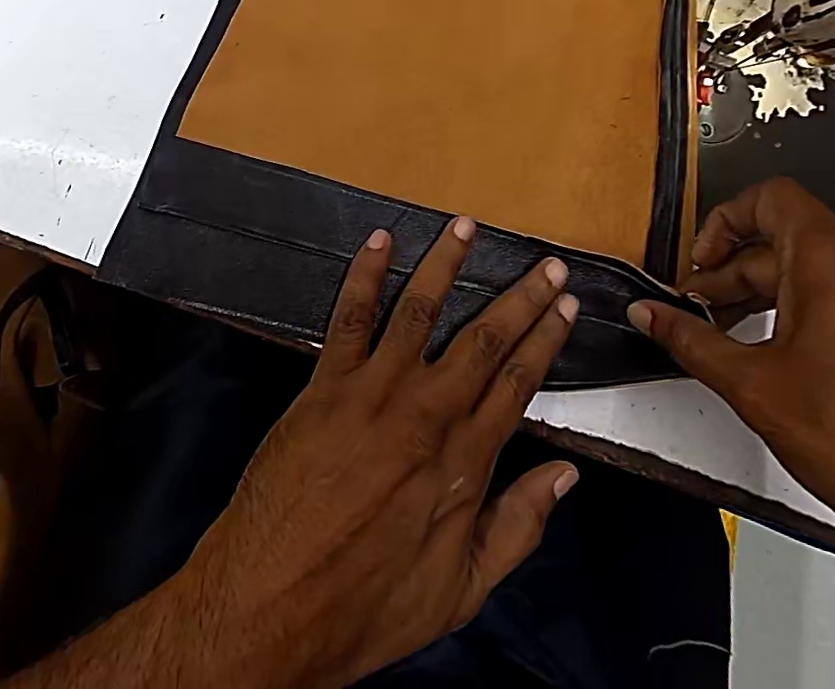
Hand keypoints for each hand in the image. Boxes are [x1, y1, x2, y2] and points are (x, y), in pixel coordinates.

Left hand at [10, 218, 580, 688]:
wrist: (267, 607)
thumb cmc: (365, 606)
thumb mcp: (459, 593)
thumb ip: (518, 529)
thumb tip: (567, 475)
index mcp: (463, 463)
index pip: (518, 385)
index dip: (546, 341)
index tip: (566, 307)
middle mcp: (426, 415)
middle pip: (484, 341)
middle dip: (521, 298)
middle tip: (547, 264)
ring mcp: (373, 393)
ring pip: (420, 313)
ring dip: (446, 266)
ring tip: (467, 228)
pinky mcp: (325, 385)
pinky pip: (349, 319)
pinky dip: (365, 275)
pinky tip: (380, 241)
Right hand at [628, 177, 834, 688]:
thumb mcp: (757, 389)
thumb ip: (691, 341)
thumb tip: (651, 316)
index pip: (769, 198)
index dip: (721, 223)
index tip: (699, 266)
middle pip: (795, 246)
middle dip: (738, 279)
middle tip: (705, 318)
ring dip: (782, 303)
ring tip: (752, 351)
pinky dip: (829, 323)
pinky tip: (812, 375)